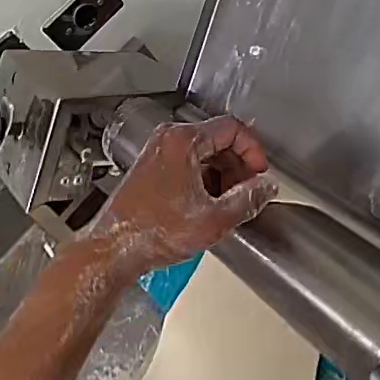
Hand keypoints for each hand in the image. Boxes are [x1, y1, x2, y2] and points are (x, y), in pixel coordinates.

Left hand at [85, 116, 277, 281]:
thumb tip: (265, 189)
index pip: (232, 128)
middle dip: (239, 164)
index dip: (253, 149)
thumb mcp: (214, 219)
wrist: (113, 251)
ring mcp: (159, 152)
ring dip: (223, 173)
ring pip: (205, 151)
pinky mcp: (153, 167)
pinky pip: (189, 161)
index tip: (260, 171)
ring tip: (229, 201)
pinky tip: (209, 203)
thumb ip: (247, 199)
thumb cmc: (151, 233)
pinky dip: (205, 178)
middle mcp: (169, 139)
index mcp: (183, 141)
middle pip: (219, 138)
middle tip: (248, 188)